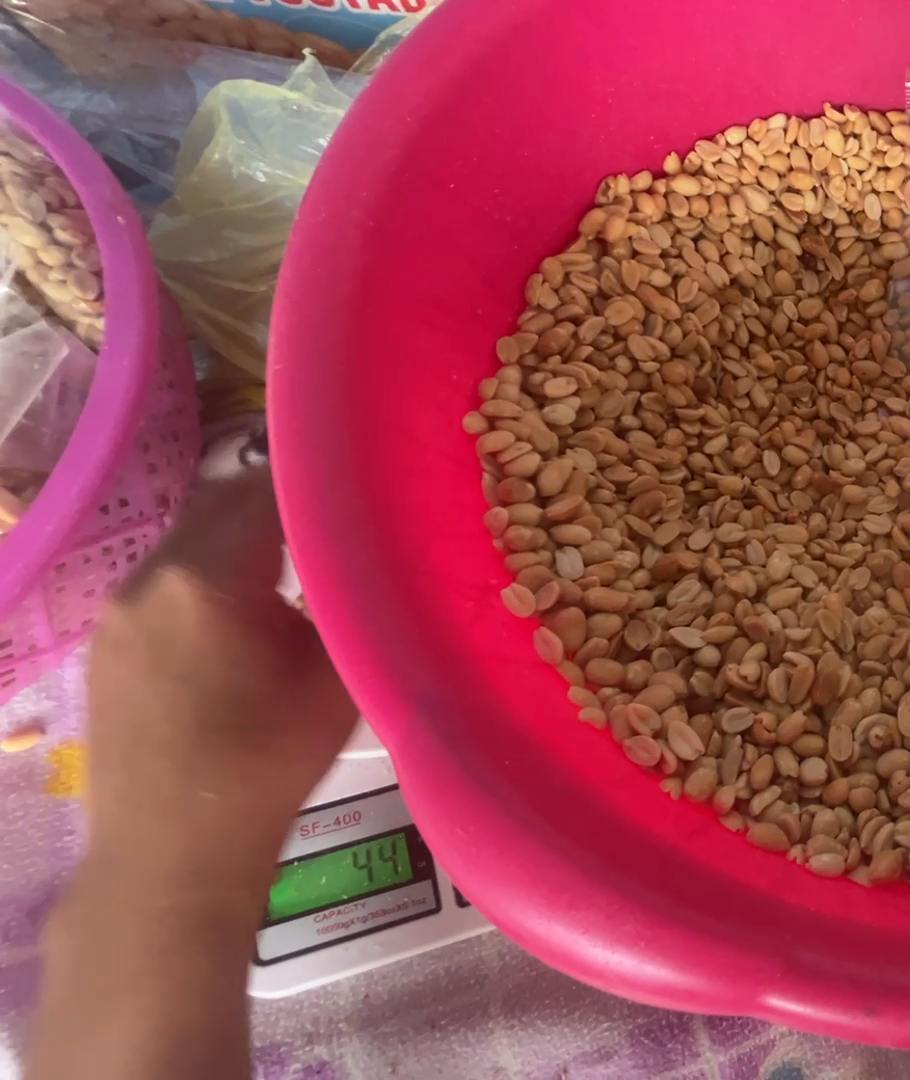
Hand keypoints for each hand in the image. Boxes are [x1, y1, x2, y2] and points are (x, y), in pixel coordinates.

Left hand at [85, 469, 356, 883]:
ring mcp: (117, 610)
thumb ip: (354, 599)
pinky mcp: (109, 640)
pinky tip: (259, 599)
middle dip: (285, 496)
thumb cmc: (273, 752)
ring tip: (311, 549)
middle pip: (220, 503)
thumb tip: (383, 555)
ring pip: (192, 537)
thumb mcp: (340, 667)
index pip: (265, 491)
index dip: (320, 475)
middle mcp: (148, 580)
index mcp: (208, 579)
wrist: (174, 843)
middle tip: (351, 506)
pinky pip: (171, 575)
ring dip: (250, 530)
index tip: (370, 473)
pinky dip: (220, 565)